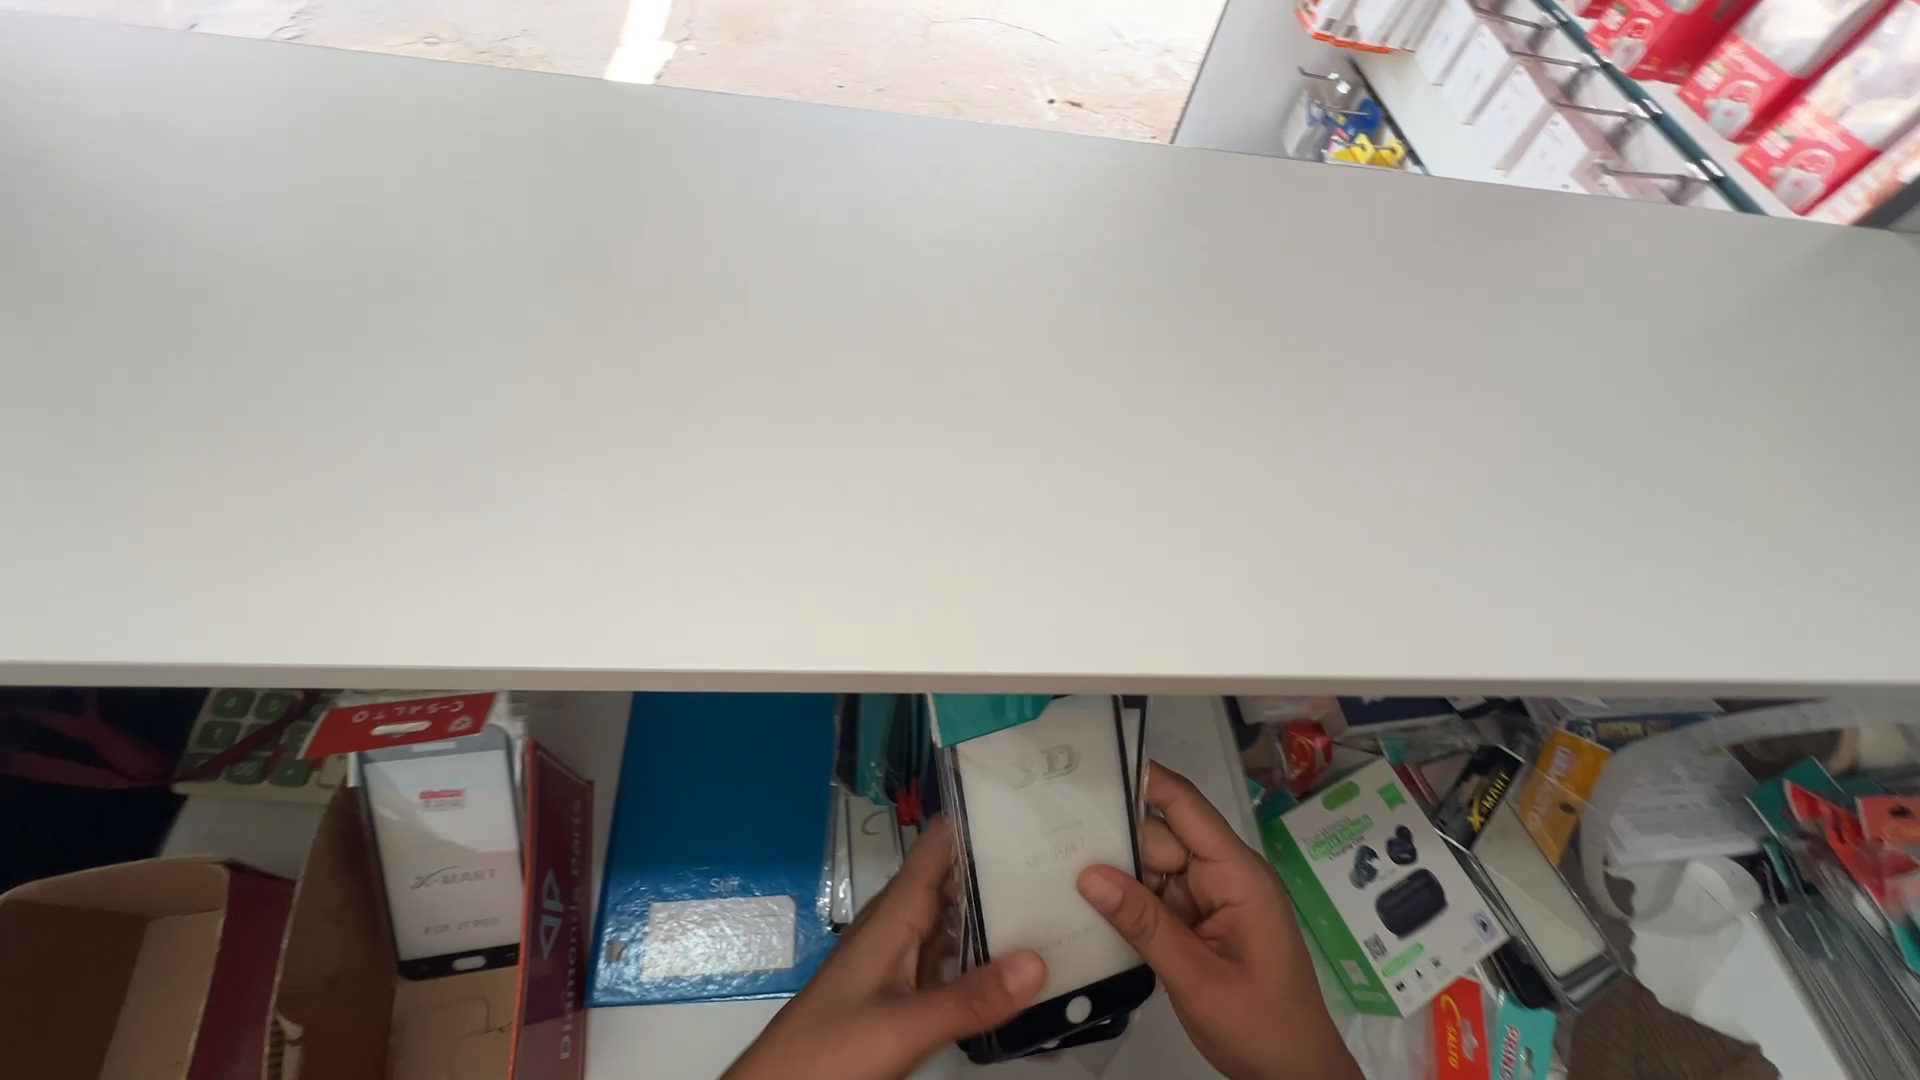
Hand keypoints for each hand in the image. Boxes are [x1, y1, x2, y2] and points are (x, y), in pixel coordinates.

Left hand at [723, 818, 1047, 1079]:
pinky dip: (988, 958)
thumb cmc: (831, 1047)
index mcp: (898, 910)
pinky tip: (1025, 967)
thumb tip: (1041, 962)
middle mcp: (904, 922)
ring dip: (1000, 912)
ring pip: (959, 920)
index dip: (980, 817)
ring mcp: (905, 957)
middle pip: (957, 878)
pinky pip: (955, 961)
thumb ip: (970, 998)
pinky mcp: (908, 990)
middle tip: (1067, 855)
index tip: (1033, 806)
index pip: (940, 841)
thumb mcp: (904, 1026)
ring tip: (1061, 900)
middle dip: (1005, 865)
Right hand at [1077, 763, 1362, 1079]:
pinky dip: (1127, 901)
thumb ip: (1144, 924)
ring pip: (1152, 868)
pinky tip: (1087, 903)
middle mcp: (1222, 874)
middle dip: (1115, 840)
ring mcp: (1210, 898)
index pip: (1185, 807)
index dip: (1144, 779)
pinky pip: (1156, 897)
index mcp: (1236, 873)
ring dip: (1116, 874)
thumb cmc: (1261, 1027)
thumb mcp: (1198, 978)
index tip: (1093, 765)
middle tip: (1051, 837)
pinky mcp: (1199, 921)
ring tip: (1058, 868)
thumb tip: (1088, 874)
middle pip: (1160, 839)